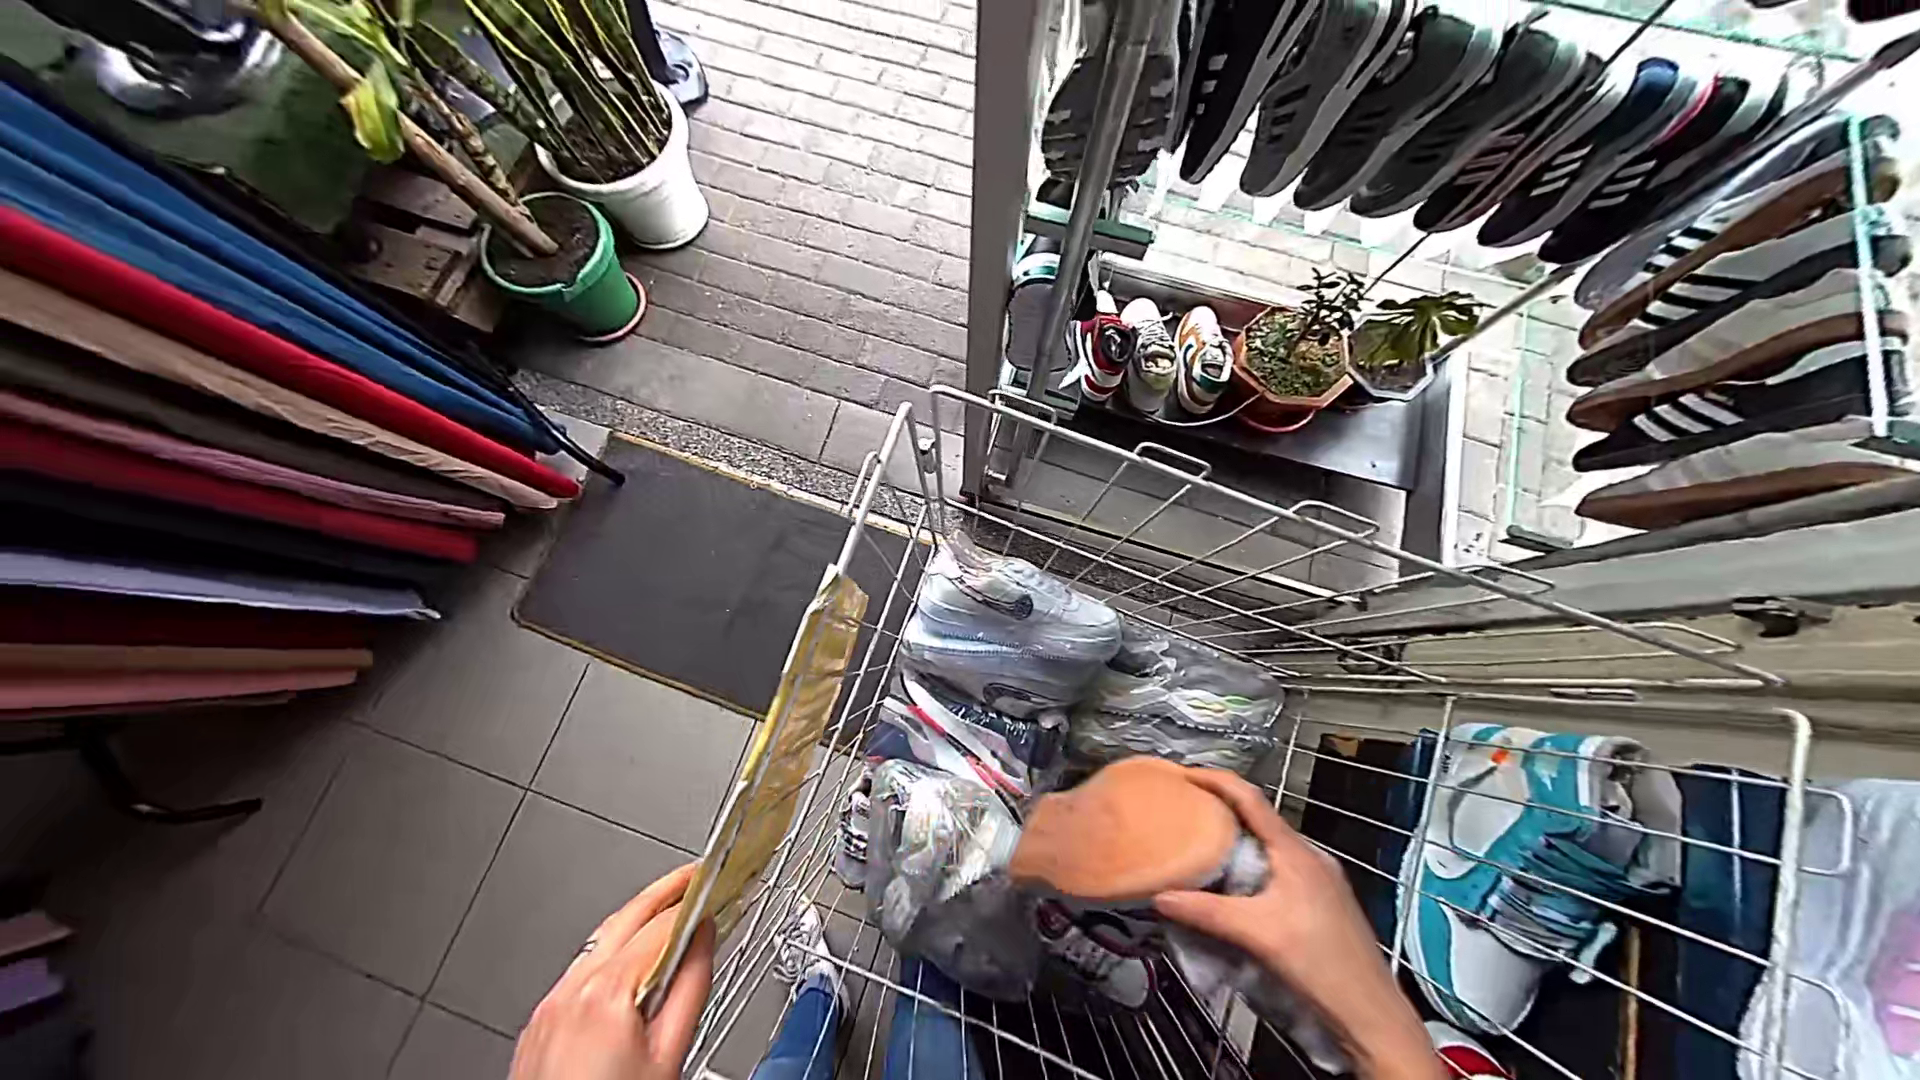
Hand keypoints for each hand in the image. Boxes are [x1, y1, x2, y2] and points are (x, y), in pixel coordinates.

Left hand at [510, 861, 716, 1079]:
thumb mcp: (670, 1055)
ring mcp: (548, 1007)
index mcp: (605, 993)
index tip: (717, 887)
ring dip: (639, 916)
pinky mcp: (538, 1024)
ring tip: (672, 909)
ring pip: (601, 937)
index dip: (695, 900)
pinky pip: (582, 966)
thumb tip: (706, 936)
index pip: (662, 923)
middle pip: (627, 915)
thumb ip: (693, 985)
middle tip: (697, 876)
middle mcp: (569, 991)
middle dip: (666, 890)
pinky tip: (635, 955)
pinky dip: (615, 947)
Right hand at [1152, 769, 1440, 1079]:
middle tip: (1185, 807)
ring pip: (1269, 841)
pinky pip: (1279, 862)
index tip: (1184, 774)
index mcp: (1295, 851)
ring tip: (1201, 839)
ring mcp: (1320, 876)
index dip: (1216, 779)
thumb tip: (1158, 895)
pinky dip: (1252, 858)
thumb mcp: (1257, 934)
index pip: (1250, 797)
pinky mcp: (1323, 898)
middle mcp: (1310, 855)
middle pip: (1259, 816)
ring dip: (1236, 835)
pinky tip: (1236, 878)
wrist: (1374, 1017)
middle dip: (1221, 806)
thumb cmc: (1321, 966)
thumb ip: (1205, 912)